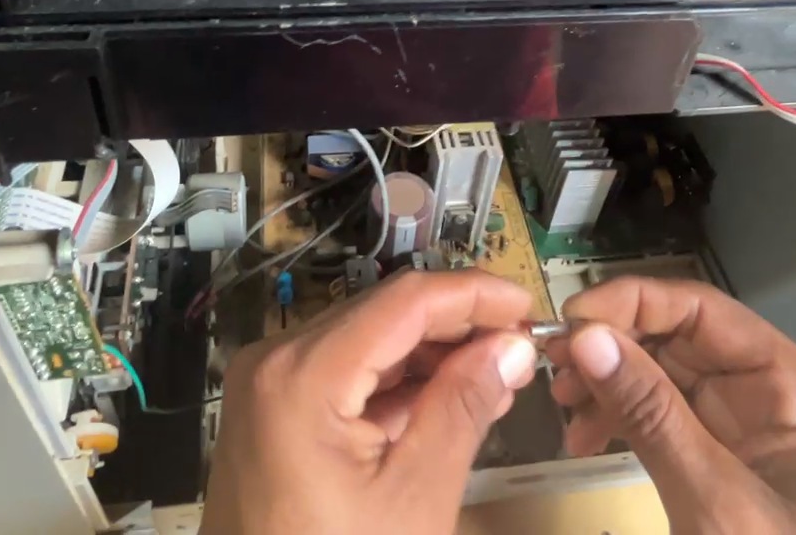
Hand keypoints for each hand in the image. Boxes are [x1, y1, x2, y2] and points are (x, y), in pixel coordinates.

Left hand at [201, 270, 539, 534]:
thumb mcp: (413, 500)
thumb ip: (463, 409)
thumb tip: (512, 347)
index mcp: (303, 374)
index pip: (403, 302)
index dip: (471, 294)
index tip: (527, 305)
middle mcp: (276, 357)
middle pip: (382, 314)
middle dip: (455, 324)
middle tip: (518, 343)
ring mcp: (268, 380)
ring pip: (366, 338)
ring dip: (431, 351)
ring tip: (495, 370)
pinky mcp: (272, 404)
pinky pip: (344, 371)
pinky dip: (396, 380)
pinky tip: (447, 392)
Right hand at [546, 278, 795, 534]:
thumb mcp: (716, 506)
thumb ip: (650, 413)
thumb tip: (584, 335)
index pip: (704, 309)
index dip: (632, 303)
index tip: (568, 320)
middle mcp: (776, 392)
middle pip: (680, 340)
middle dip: (613, 349)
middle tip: (554, 367)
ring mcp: (752, 427)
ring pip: (665, 376)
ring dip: (610, 385)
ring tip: (565, 409)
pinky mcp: (729, 460)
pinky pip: (667, 417)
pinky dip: (623, 421)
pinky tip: (586, 439)